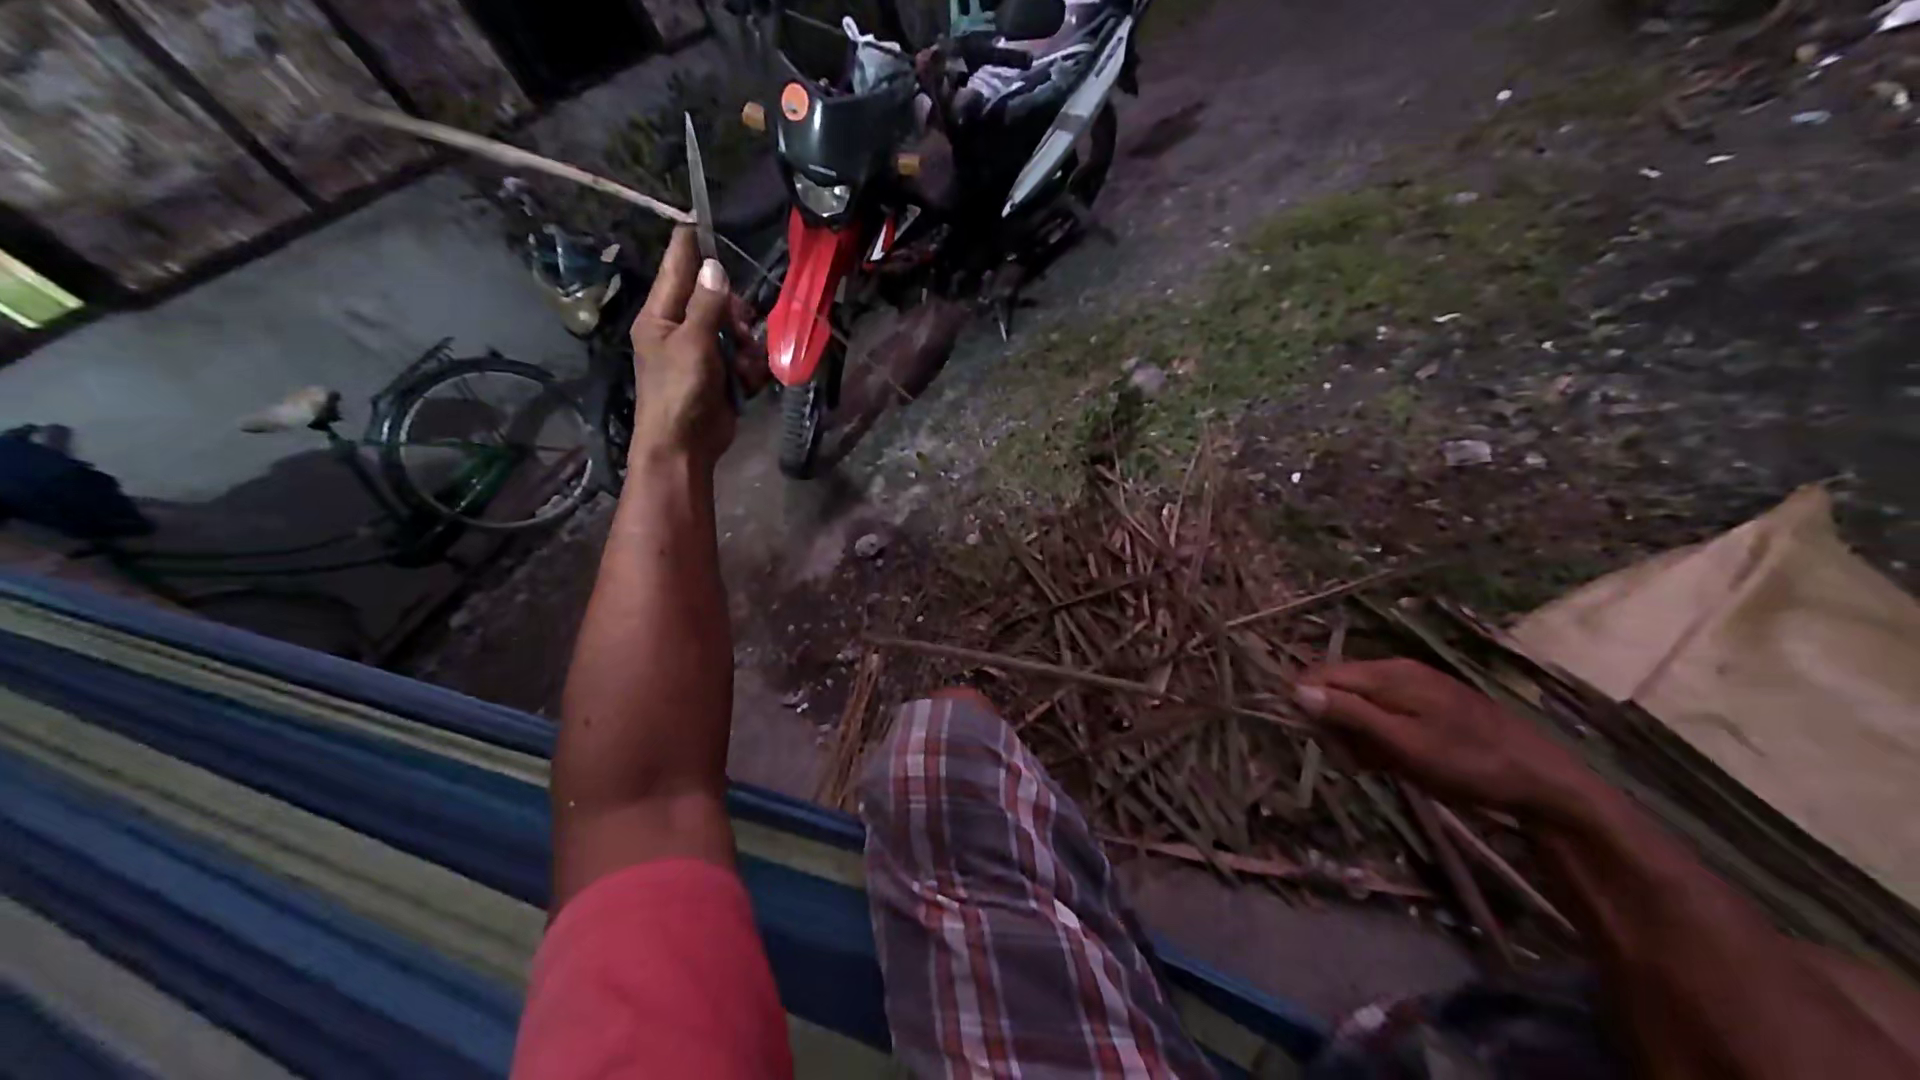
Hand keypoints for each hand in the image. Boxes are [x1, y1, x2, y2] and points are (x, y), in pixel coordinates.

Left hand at [628, 228, 766, 467]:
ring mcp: (702, 354)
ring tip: (745, 363)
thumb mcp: (692, 343)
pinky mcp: (721, 376)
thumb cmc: (679, 391)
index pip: (676, 268)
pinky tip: (750, 380)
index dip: (693, 247)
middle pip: (714, 299)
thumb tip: (714, 265)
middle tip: (741, 327)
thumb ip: (706, 304)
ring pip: (734, 330)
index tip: (710, 223)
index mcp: (660, 316)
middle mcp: (679, 329)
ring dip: (746, 344)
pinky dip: (750, 368)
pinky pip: (743, 359)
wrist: (684, 446)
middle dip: (734, 312)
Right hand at [1296, 659, 1597, 817]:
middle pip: (1337, 689)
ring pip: (1358, 706)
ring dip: (1357, 737)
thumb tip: (1295, 690)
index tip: (1316, 740)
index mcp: (1388, 673)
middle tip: (1355, 760)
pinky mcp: (1428, 707)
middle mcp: (1396, 671)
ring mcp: (1414, 689)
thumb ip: (1349, 714)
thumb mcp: (1402, 743)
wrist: (1546, 784)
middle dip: (1335, 725)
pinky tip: (1395, 762)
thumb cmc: (1469, 763)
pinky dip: (1379, 740)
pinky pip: (1383, 717)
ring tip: (1380, 765)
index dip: (1306, 704)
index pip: (1320, 675)